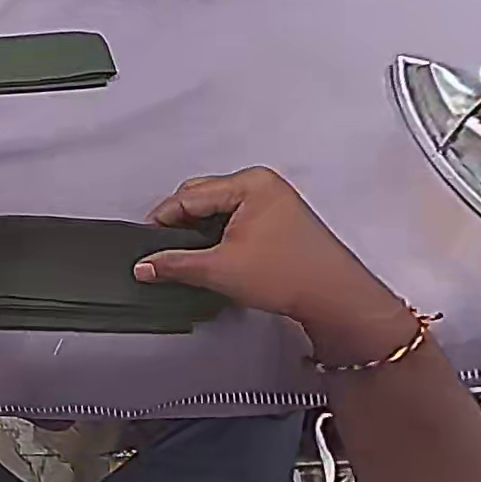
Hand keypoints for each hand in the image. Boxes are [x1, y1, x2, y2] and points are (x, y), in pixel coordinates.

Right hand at [133, 167, 415, 363]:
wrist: (333, 298)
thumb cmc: (293, 275)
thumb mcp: (219, 269)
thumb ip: (175, 264)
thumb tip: (146, 265)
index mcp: (249, 183)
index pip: (189, 196)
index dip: (163, 219)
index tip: (147, 241)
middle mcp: (262, 184)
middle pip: (201, 197)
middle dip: (180, 223)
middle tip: (164, 250)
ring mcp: (270, 200)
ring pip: (216, 208)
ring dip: (198, 230)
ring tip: (188, 256)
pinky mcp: (275, 217)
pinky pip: (233, 216)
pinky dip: (216, 233)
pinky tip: (211, 255)